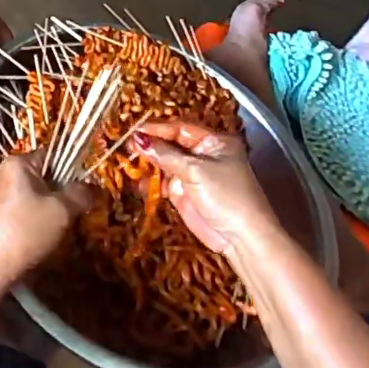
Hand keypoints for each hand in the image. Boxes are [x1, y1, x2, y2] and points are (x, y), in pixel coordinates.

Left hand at [0, 152, 95, 284]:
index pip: (51, 155)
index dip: (72, 167)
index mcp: (18, 162)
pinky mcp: (2, 208)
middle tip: (80, 206)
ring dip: (54, 203)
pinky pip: (28, 203)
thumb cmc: (27, 228)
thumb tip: (91, 187)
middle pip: (45, 173)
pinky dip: (41, 212)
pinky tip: (50, 229)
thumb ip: (79, 194)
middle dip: (63, 189)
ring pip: (38, 190)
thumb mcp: (61, 210)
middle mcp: (7, 170)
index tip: (87, 186)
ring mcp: (3, 189)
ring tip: (67, 220)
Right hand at [131, 121, 278, 254]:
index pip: (180, 128)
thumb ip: (164, 154)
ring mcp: (192, 173)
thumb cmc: (226, 196)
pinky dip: (149, 180)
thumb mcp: (195, 170)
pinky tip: (136, 179)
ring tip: (128, 162)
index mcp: (214, 142)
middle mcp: (203, 154)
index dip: (157, 128)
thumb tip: (137, 139)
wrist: (241, 238)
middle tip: (127, 145)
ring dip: (147, 162)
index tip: (134, 130)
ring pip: (163, 162)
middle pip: (170, 143)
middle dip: (150, 145)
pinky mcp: (184, 192)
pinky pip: (162, 181)